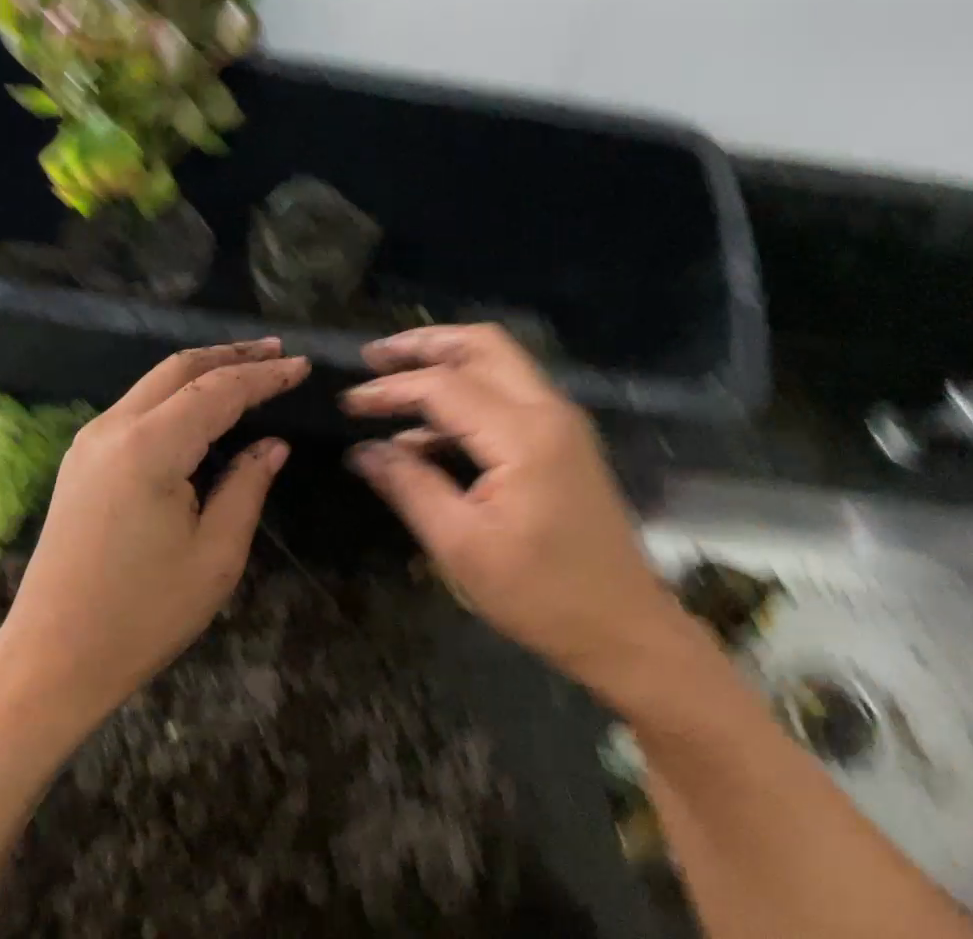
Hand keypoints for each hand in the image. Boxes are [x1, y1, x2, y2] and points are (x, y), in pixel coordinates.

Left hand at [0, 339, 308, 718]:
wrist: (53, 656)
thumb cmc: (144, 614)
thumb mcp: (215, 555)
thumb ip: (246, 486)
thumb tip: (271, 444)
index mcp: (149, 447)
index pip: (218, 390)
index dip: (264, 375)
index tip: (302, 365)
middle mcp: (112, 428)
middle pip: (178, 368)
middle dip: (231, 355)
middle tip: (278, 352)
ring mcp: (88, 443)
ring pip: (152, 384)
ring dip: (201, 372)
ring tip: (248, 371)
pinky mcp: (79, 463)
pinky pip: (135, 410)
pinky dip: (175, 398)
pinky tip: (202, 412)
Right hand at [341, 325, 683, 687]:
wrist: (625, 628)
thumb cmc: (540, 595)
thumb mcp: (461, 546)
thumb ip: (409, 487)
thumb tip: (362, 451)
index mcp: (524, 435)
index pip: (443, 387)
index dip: (390, 390)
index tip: (346, 403)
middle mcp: (549, 412)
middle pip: (482, 346)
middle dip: (423, 344)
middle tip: (373, 357)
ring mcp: (563, 425)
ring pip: (500, 365)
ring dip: (447, 365)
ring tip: (392, 386)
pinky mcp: (565, 443)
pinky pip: (510, 397)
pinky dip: (467, 398)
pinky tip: (427, 434)